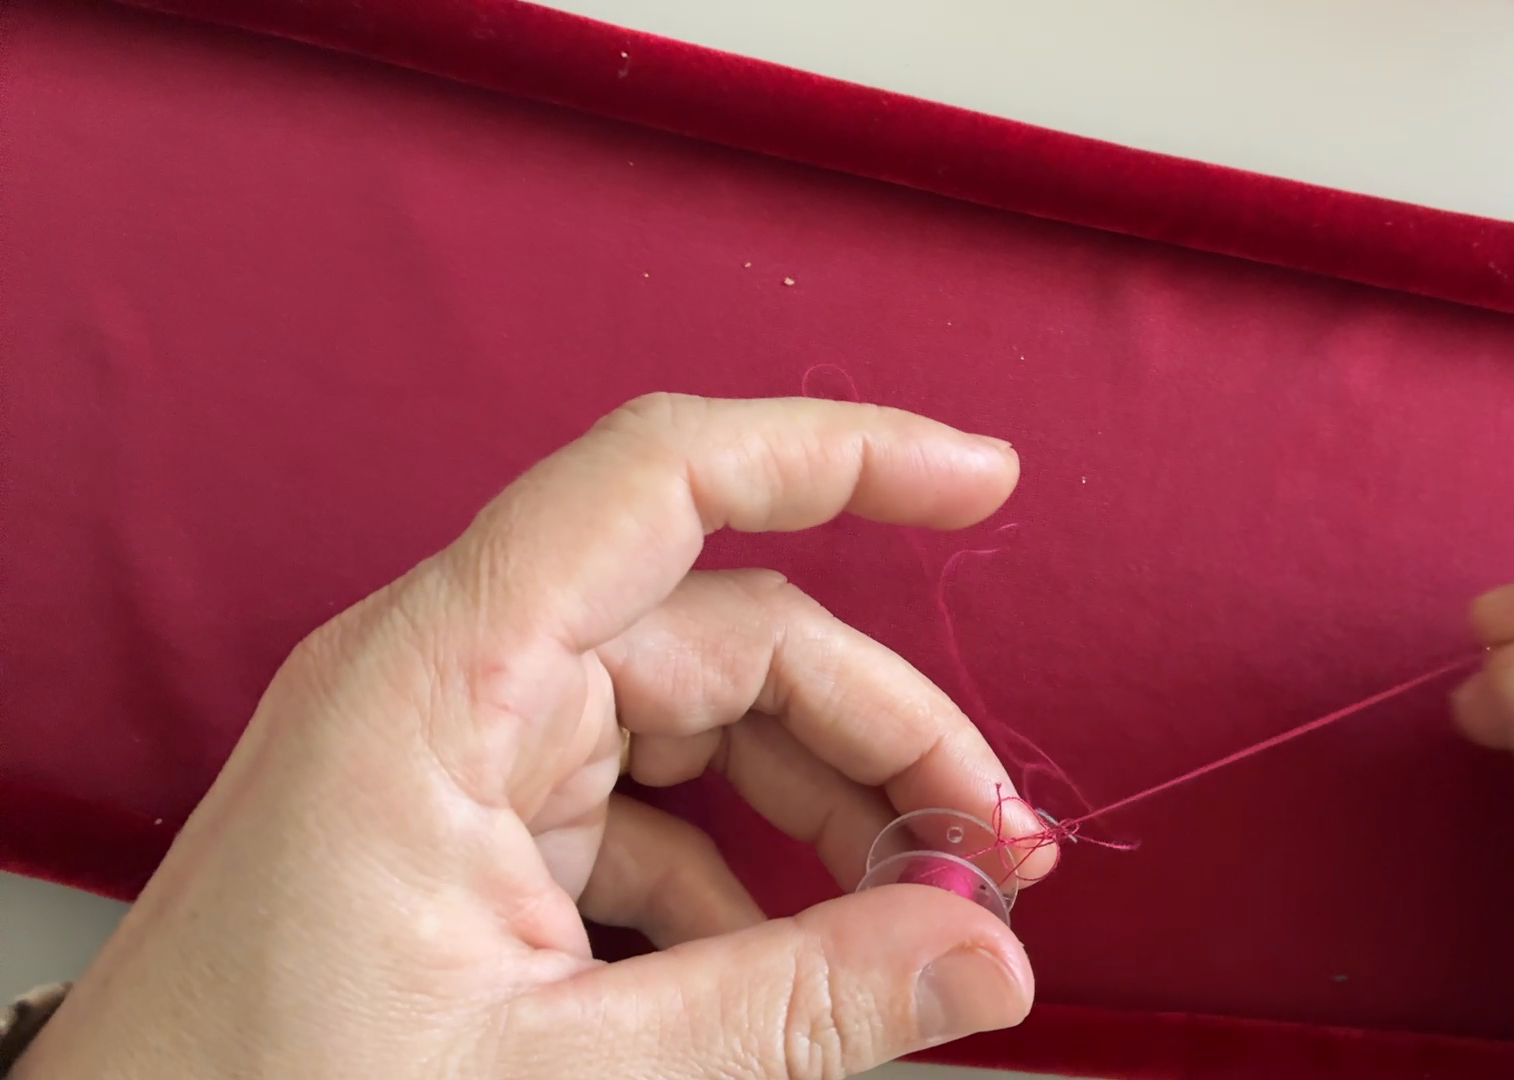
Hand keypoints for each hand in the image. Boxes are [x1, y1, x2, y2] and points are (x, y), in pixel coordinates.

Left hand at [19, 394, 1052, 1079]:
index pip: (672, 475)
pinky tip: (812, 949)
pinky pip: (694, 791)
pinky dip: (774, 860)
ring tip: (935, 897)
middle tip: (998, 845)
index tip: (982, 480)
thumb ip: (794, 1010)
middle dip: (896, 733)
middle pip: (754, 637)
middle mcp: (486, 671)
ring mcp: (509, 737)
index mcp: (448, 675)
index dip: (843, 453)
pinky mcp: (525, 805)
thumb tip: (987, 956)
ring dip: (852, 796)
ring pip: (741, 712)